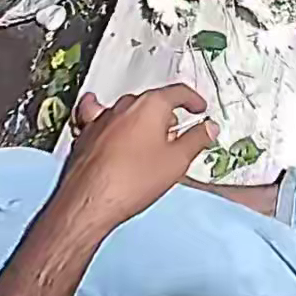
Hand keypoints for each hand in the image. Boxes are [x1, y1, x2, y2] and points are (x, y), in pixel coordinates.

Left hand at [58, 84, 217, 226]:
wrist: (88, 204)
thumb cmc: (134, 180)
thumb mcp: (177, 161)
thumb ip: (197, 139)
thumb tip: (210, 126)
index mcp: (152, 105)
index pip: (179, 92)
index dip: (193, 100)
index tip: (200, 109)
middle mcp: (126, 105)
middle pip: (153, 101)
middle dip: (167, 115)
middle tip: (176, 137)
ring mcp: (102, 118)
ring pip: (129, 109)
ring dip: (142, 119)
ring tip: (148, 139)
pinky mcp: (85, 135)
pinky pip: (96, 116)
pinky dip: (104, 115)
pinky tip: (103, 117)